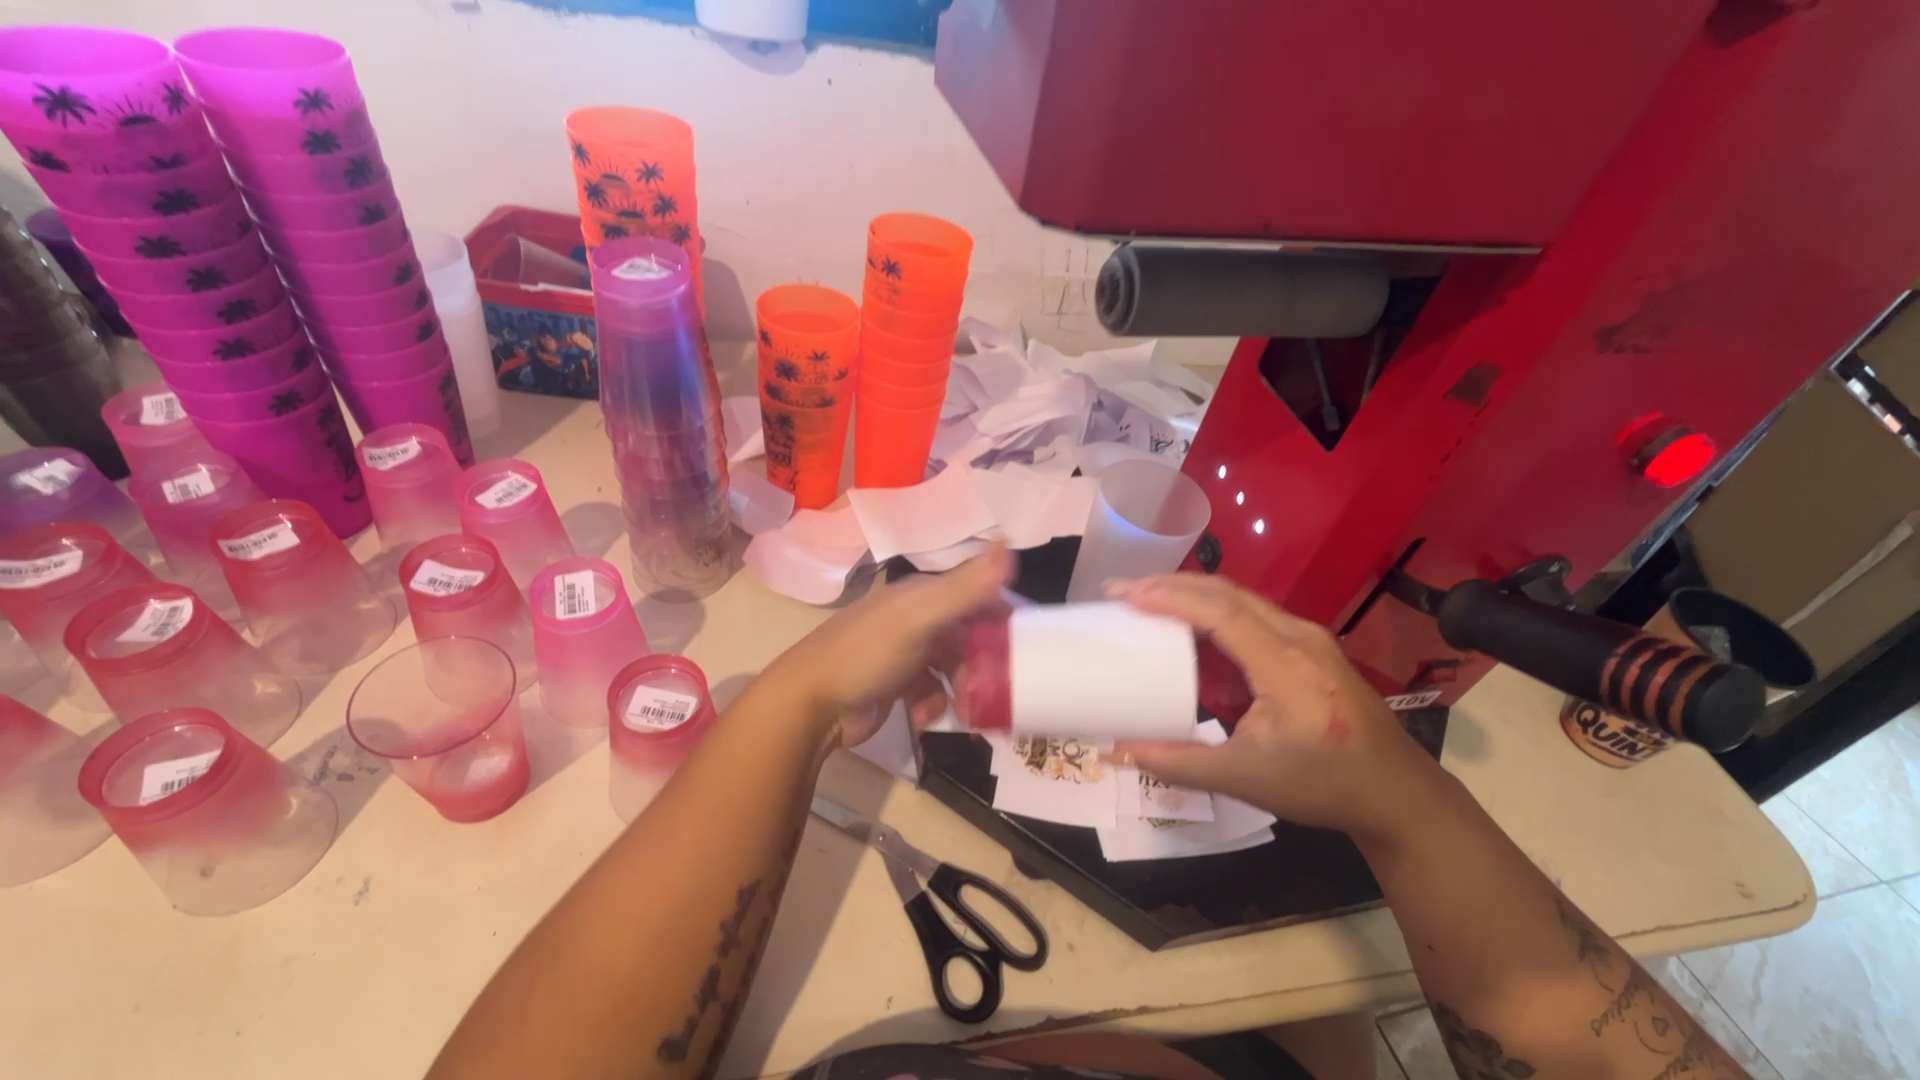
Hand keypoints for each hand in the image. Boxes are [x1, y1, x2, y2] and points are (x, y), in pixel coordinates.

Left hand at [772, 546, 1014, 745]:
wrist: (809, 705)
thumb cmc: (865, 655)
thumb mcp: (918, 619)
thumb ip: (964, 588)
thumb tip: (1009, 546)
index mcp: (920, 595)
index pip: (975, 596)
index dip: (1002, 617)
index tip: (1026, 646)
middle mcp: (913, 619)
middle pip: (966, 636)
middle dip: (984, 663)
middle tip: (999, 689)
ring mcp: (903, 653)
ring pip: (951, 668)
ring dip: (962, 689)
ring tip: (967, 711)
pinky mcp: (894, 686)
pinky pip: (930, 693)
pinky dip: (933, 706)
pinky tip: (924, 718)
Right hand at [1109, 574, 1440, 840]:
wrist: (1397, 794)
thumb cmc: (1323, 785)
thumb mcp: (1243, 778)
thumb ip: (1175, 762)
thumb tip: (1115, 752)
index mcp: (1285, 665)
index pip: (1220, 612)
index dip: (1169, 598)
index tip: (1124, 595)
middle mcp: (1300, 638)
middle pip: (1228, 593)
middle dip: (1171, 585)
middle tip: (1122, 591)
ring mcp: (1310, 639)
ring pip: (1243, 599)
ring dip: (1193, 593)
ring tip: (1146, 599)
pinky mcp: (1313, 648)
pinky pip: (1256, 613)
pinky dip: (1215, 609)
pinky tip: (1192, 623)